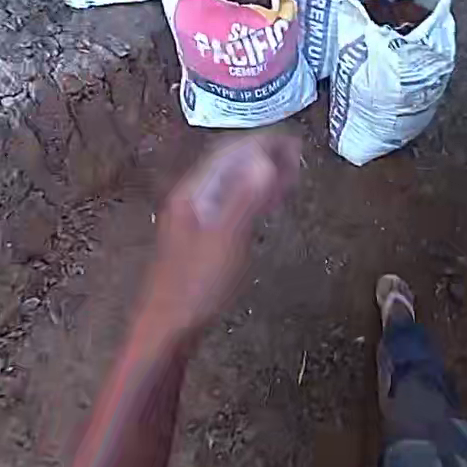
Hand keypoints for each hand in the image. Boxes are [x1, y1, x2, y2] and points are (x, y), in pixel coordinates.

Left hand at [133, 133, 299, 346]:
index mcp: (195, 193)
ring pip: (234, 185)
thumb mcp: (226, 239)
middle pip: (231, 165)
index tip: (293, 140)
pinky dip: (255, 196)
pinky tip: (270, 201)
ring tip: (292, 170)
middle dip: (264, 154)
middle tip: (298, 152)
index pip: (230, 153)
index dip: (263, 142)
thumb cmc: (197, 284)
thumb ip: (246, 198)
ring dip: (262, 174)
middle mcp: (194, 199)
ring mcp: (198, 218)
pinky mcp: (205, 236)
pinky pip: (234, 205)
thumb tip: (268, 160)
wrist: (168, 327)